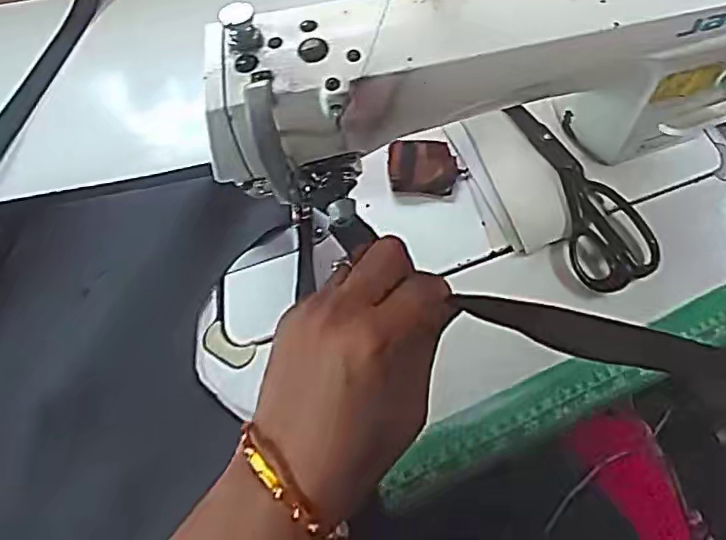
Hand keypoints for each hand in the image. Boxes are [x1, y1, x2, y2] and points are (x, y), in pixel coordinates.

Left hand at [250, 236, 455, 521]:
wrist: (286, 474)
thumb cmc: (344, 455)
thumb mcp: (410, 405)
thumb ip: (426, 343)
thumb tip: (435, 309)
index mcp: (374, 338)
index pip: (423, 284)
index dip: (439, 293)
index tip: (439, 301)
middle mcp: (339, 314)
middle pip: (388, 250)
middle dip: (406, 271)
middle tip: (410, 296)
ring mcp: (312, 311)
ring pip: (356, 260)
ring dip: (374, 280)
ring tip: (378, 312)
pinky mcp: (292, 313)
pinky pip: (329, 284)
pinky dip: (346, 297)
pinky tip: (350, 328)